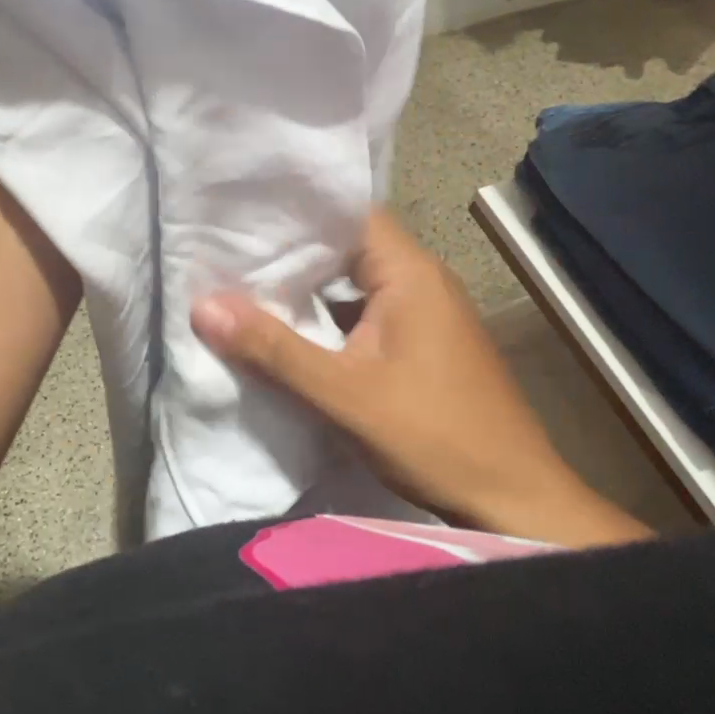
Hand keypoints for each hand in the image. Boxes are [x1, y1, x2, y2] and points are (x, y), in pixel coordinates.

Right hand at [191, 208, 649, 547]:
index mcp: (410, 273)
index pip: (347, 214)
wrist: (513, 500)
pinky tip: (285, 337)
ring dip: (305, 294)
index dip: (293, 213)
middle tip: (223, 257)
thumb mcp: (342, 394)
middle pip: (345, 249)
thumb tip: (201, 306)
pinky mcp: (421, 348)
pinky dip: (325, 323)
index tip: (237, 218)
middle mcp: (421, 282)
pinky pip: (363, 318)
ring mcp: (424, 316)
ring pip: (352, 287)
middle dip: (288, 257)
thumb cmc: (434, 436)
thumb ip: (272, 349)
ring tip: (240, 291)